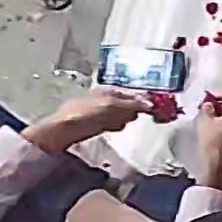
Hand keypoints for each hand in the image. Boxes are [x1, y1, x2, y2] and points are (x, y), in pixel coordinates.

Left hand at [22, 88, 153, 153]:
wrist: (62, 131)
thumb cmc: (86, 114)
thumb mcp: (114, 106)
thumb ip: (134, 105)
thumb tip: (152, 105)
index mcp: (109, 90)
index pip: (135, 94)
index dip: (146, 101)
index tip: (158, 109)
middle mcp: (106, 98)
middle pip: (130, 104)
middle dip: (134, 111)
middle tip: (133, 117)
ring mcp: (100, 110)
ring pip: (123, 114)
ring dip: (124, 119)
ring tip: (117, 123)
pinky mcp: (96, 122)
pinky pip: (114, 122)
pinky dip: (116, 125)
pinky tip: (111, 128)